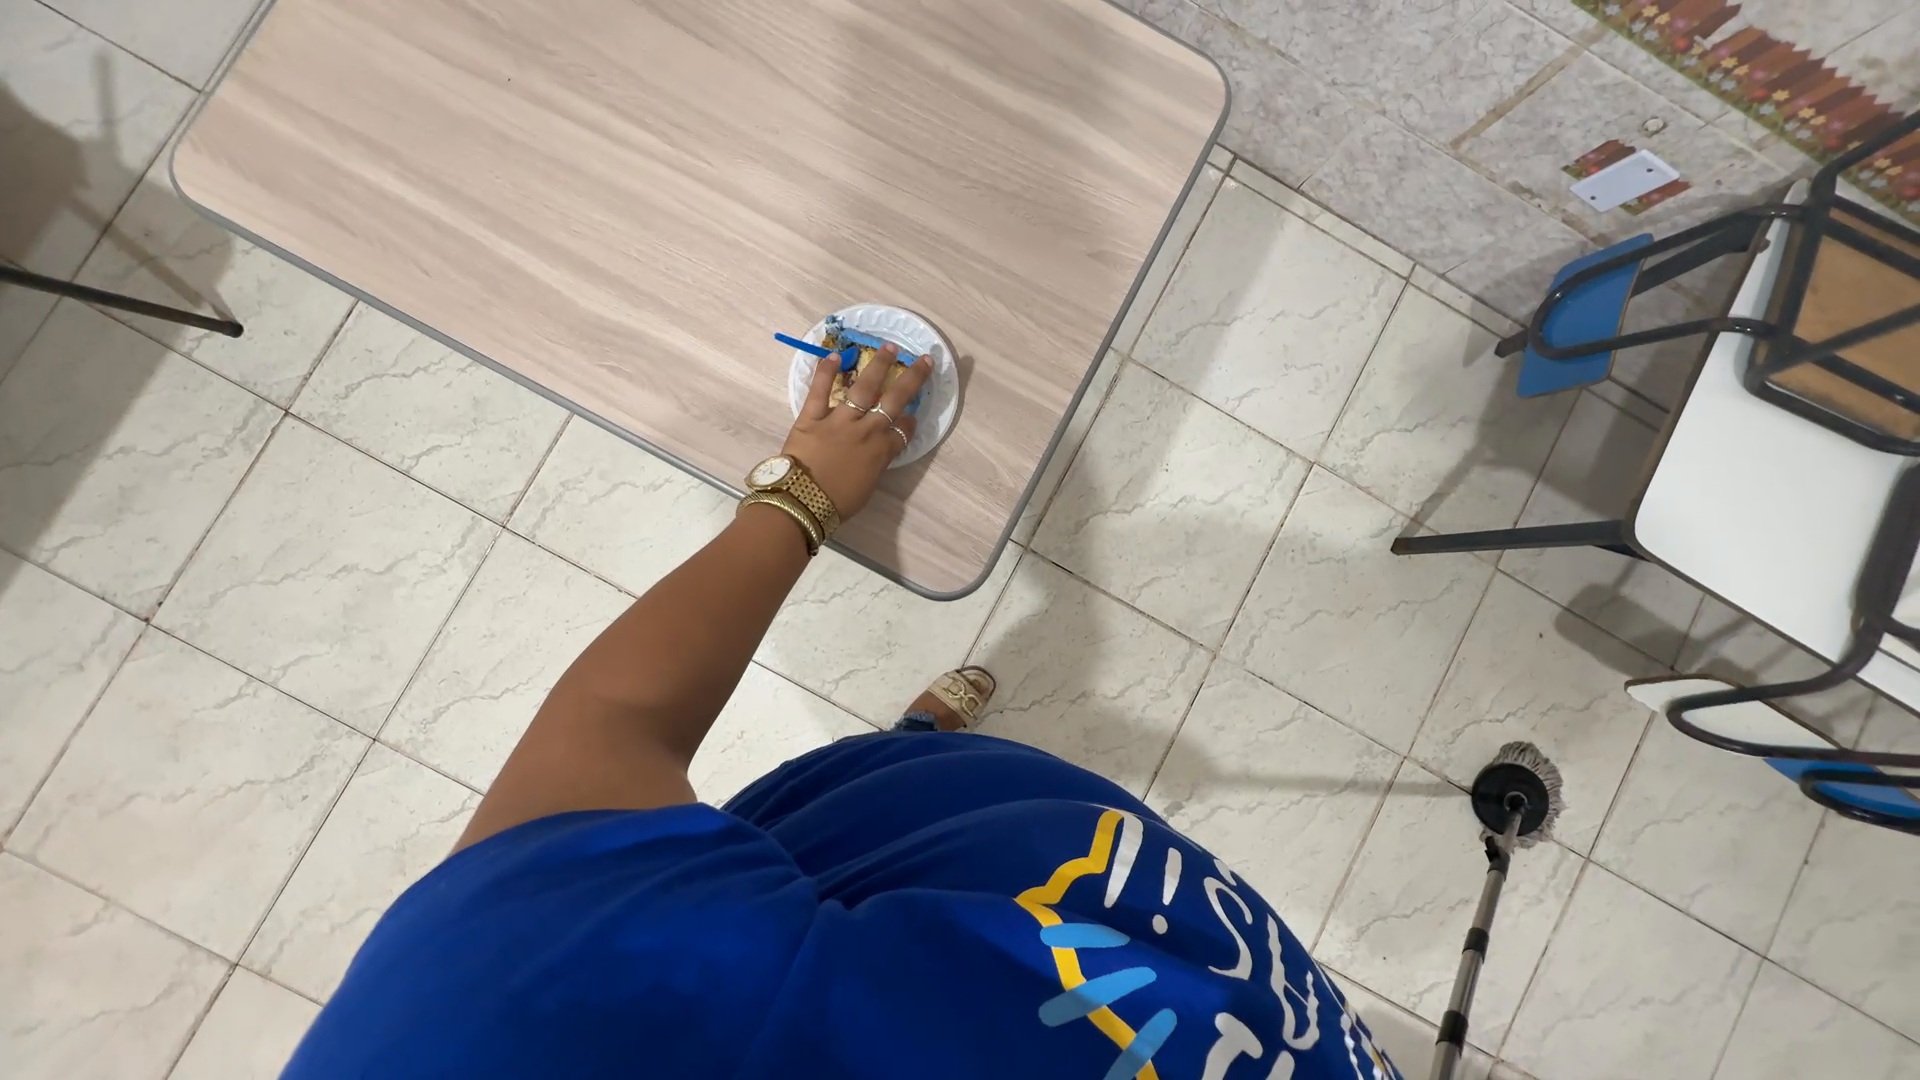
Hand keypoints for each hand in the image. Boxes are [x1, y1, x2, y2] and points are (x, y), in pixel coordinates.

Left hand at [784, 343, 930, 518]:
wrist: (802, 502)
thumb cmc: (837, 503)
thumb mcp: (867, 487)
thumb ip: (874, 464)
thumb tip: (875, 453)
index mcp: (881, 451)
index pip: (903, 429)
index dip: (910, 420)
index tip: (912, 415)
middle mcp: (866, 430)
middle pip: (895, 399)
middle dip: (912, 378)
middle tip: (923, 360)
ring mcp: (839, 420)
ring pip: (863, 387)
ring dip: (878, 365)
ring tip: (888, 347)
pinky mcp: (811, 417)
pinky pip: (820, 390)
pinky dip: (826, 371)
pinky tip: (835, 355)